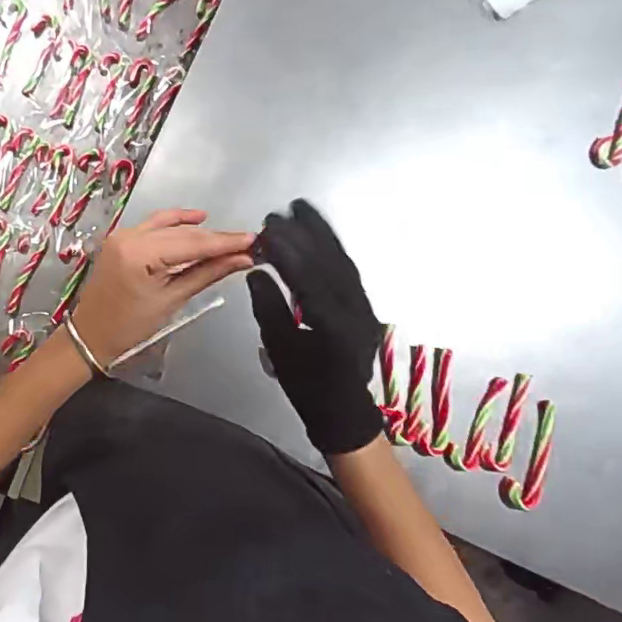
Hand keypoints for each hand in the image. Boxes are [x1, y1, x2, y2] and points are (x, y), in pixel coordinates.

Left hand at [70, 208, 252, 366]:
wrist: (90, 336)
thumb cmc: (129, 328)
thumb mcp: (172, 301)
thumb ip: (207, 274)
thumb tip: (241, 259)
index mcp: (140, 255)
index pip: (192, 243)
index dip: (225, 242)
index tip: (252, 240)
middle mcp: (129, 237)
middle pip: (183, 234)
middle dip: (215, 239)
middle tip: (246, 244)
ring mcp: (122, 235)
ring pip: (170, 227)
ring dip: (199, 232)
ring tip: (228, 239)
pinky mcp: (120, 239)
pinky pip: (154, 225)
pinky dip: (175, 223)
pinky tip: (197, 219)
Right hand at [246, 199, 384, 455]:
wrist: (342, 409)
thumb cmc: (306, 385)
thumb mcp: (280, 350)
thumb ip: (269, 308)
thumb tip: (256, 274)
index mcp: (331, 323)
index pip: (307, 277)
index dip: (286, 252)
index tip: (267, 232)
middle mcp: (355, 309)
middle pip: (329, 261)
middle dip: (305, 233)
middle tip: (281, 213)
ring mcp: (364, 306)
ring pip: (343, 261)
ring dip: (322, 234)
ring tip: (302, 212)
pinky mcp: (364, 305)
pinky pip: (348, 270)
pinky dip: (332, 250)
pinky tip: (320, 238)